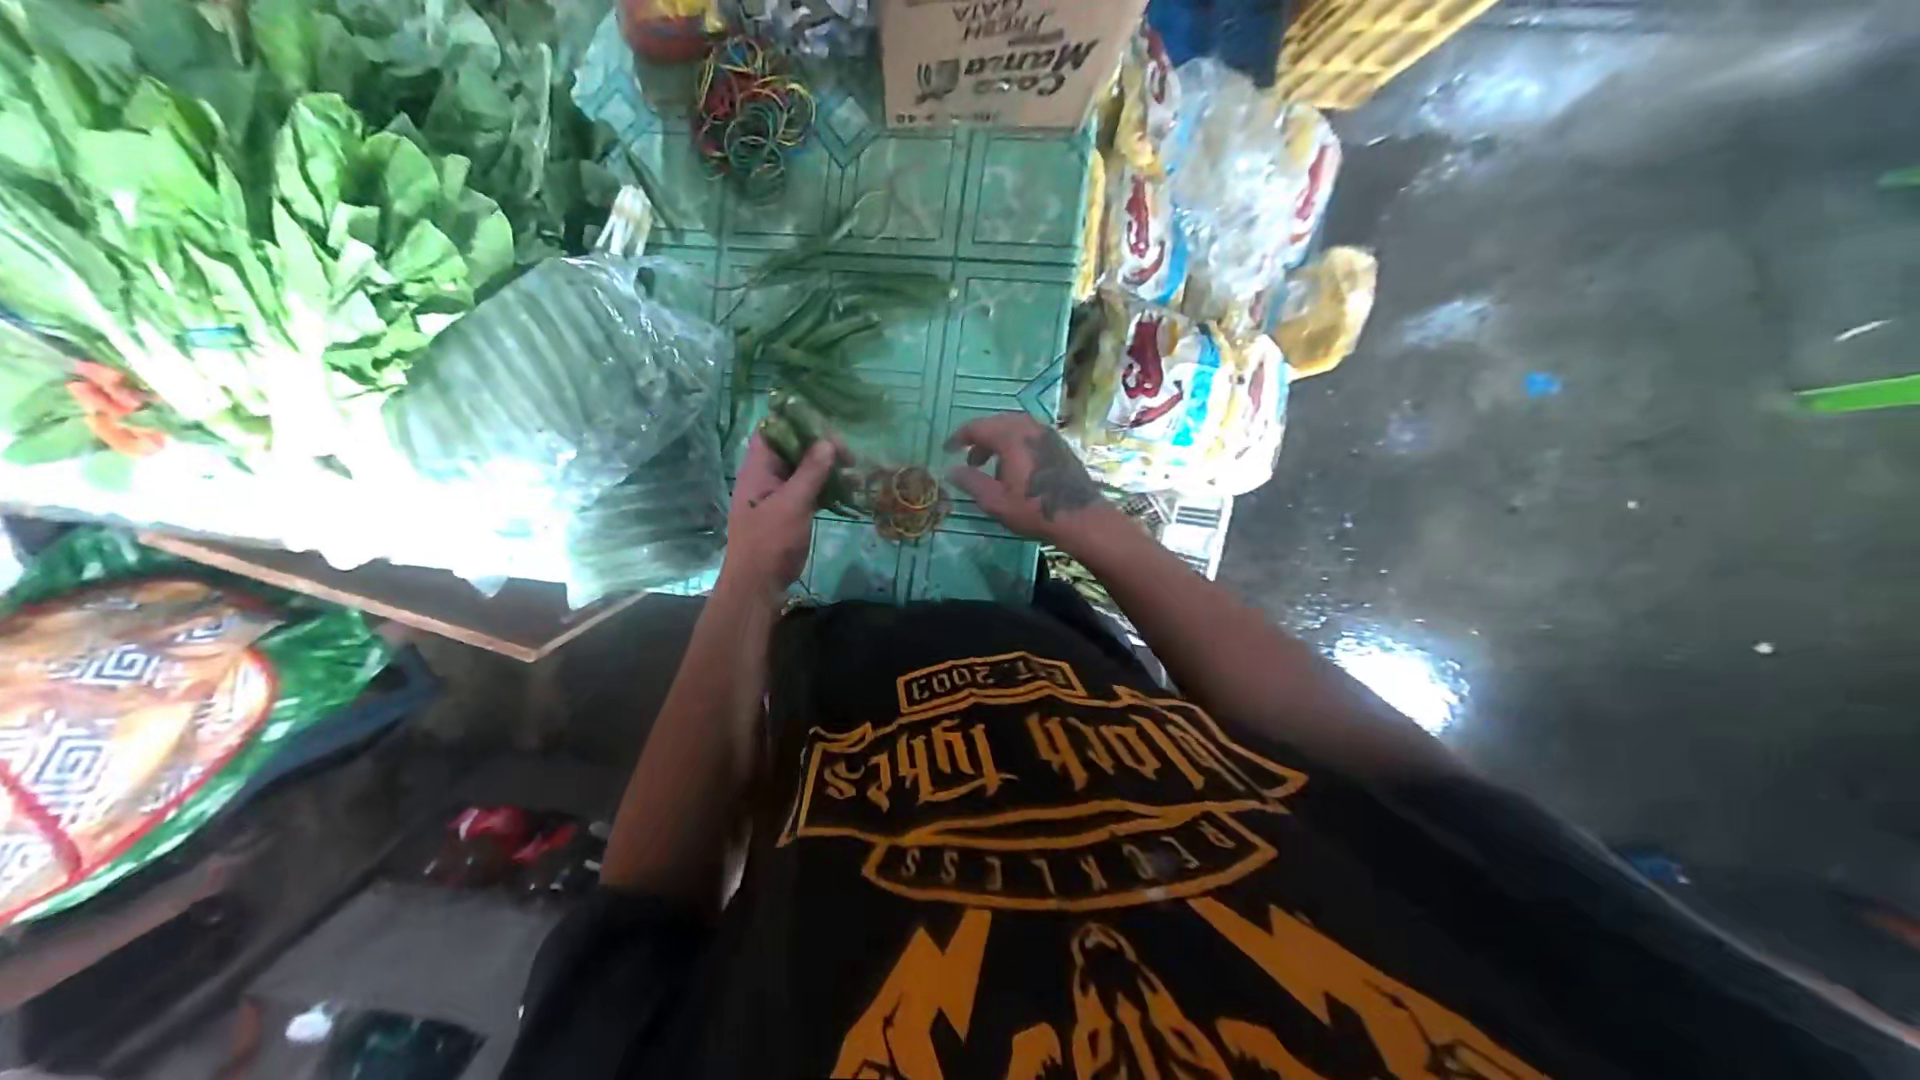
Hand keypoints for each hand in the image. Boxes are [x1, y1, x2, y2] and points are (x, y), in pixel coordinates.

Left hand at [719, 433, 837, 600]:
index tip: (824, 422)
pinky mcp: (790, 513)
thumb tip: (828, 441)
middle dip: (819, 445)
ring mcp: (778, 496)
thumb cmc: (770, 541)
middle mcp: (766, 477)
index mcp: (758, 469)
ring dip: (826, 467)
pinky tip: (849, 488)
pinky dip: (827, 487)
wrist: (758, 585)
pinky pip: (810, 491)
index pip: (772, 431)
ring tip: (853, 468)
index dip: (794, 421)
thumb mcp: (792, 503)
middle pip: (792, 449)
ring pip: (803, 471)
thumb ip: (810, 472)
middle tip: (847, 450)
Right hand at [945, 413, 1121, 548]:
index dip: (959, 437)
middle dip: (980, 439)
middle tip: (970, 460)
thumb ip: (971, 482)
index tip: (948, 450)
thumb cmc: (1034, 509)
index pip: (977, 427)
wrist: (1080, 518)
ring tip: (991, 467)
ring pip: (1016, 428)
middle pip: (997, 423)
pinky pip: (1030, 436)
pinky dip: (1016, 445)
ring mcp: (1048, 435)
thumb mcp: (995, 501)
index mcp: (1012, 437)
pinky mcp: (1060, 446)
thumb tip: (951, 470)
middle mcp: (1030, 428)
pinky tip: (1015, 468)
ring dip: (998, 442)